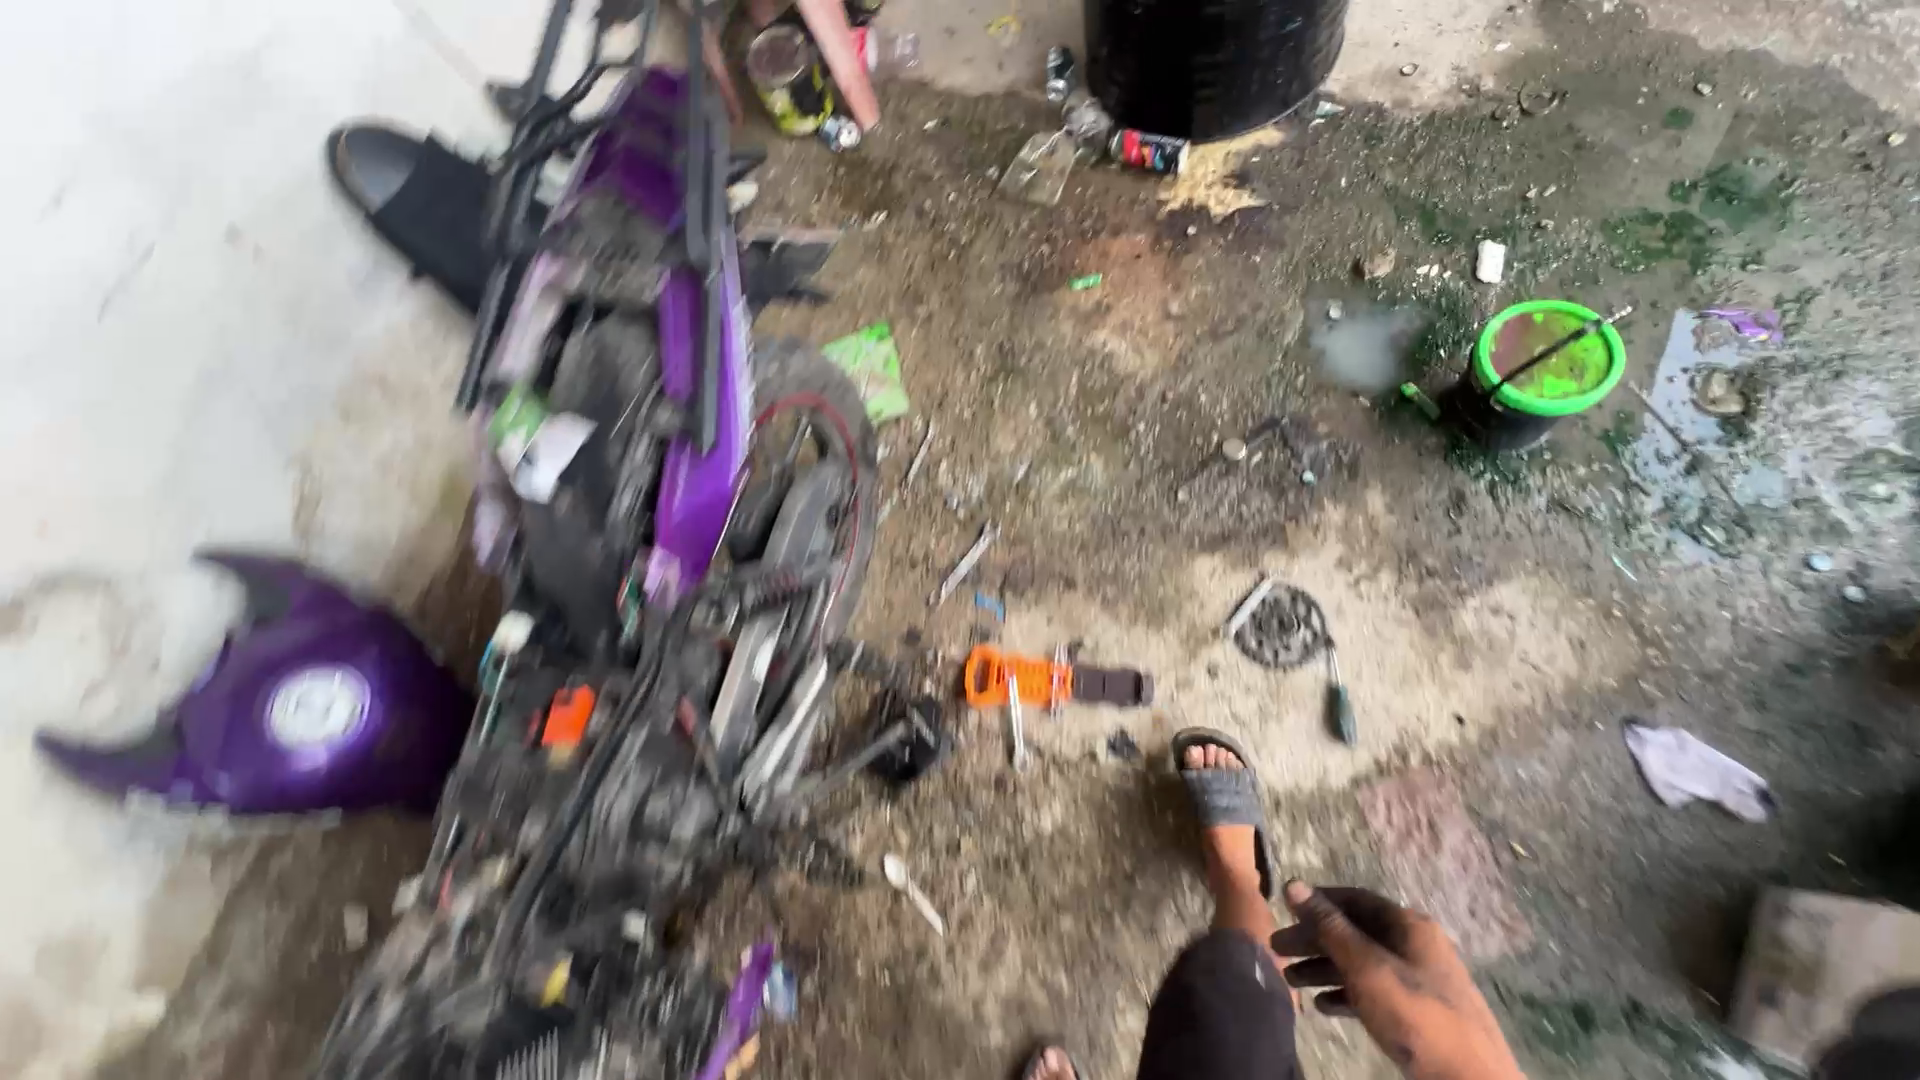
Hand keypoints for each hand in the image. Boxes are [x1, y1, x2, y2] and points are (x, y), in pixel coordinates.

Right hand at [1271, 881, 1525, 1079]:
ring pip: (1361, 963)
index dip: (1316, 901)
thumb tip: (1294, 884)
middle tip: (1276, 950)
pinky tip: (1323, 1007)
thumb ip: (1329, 926)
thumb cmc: (1415, 1016)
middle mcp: (1414, 945)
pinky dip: (1346, 994)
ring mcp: (1419, 980)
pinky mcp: (1419, 1012)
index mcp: (1408, 926)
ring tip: (1290, 980)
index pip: (1353, 898)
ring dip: (1324, 968)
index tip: (1282, 910)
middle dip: (1313, 939)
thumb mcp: (1366, 967)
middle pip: (1353, 931)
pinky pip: (1374, 992)